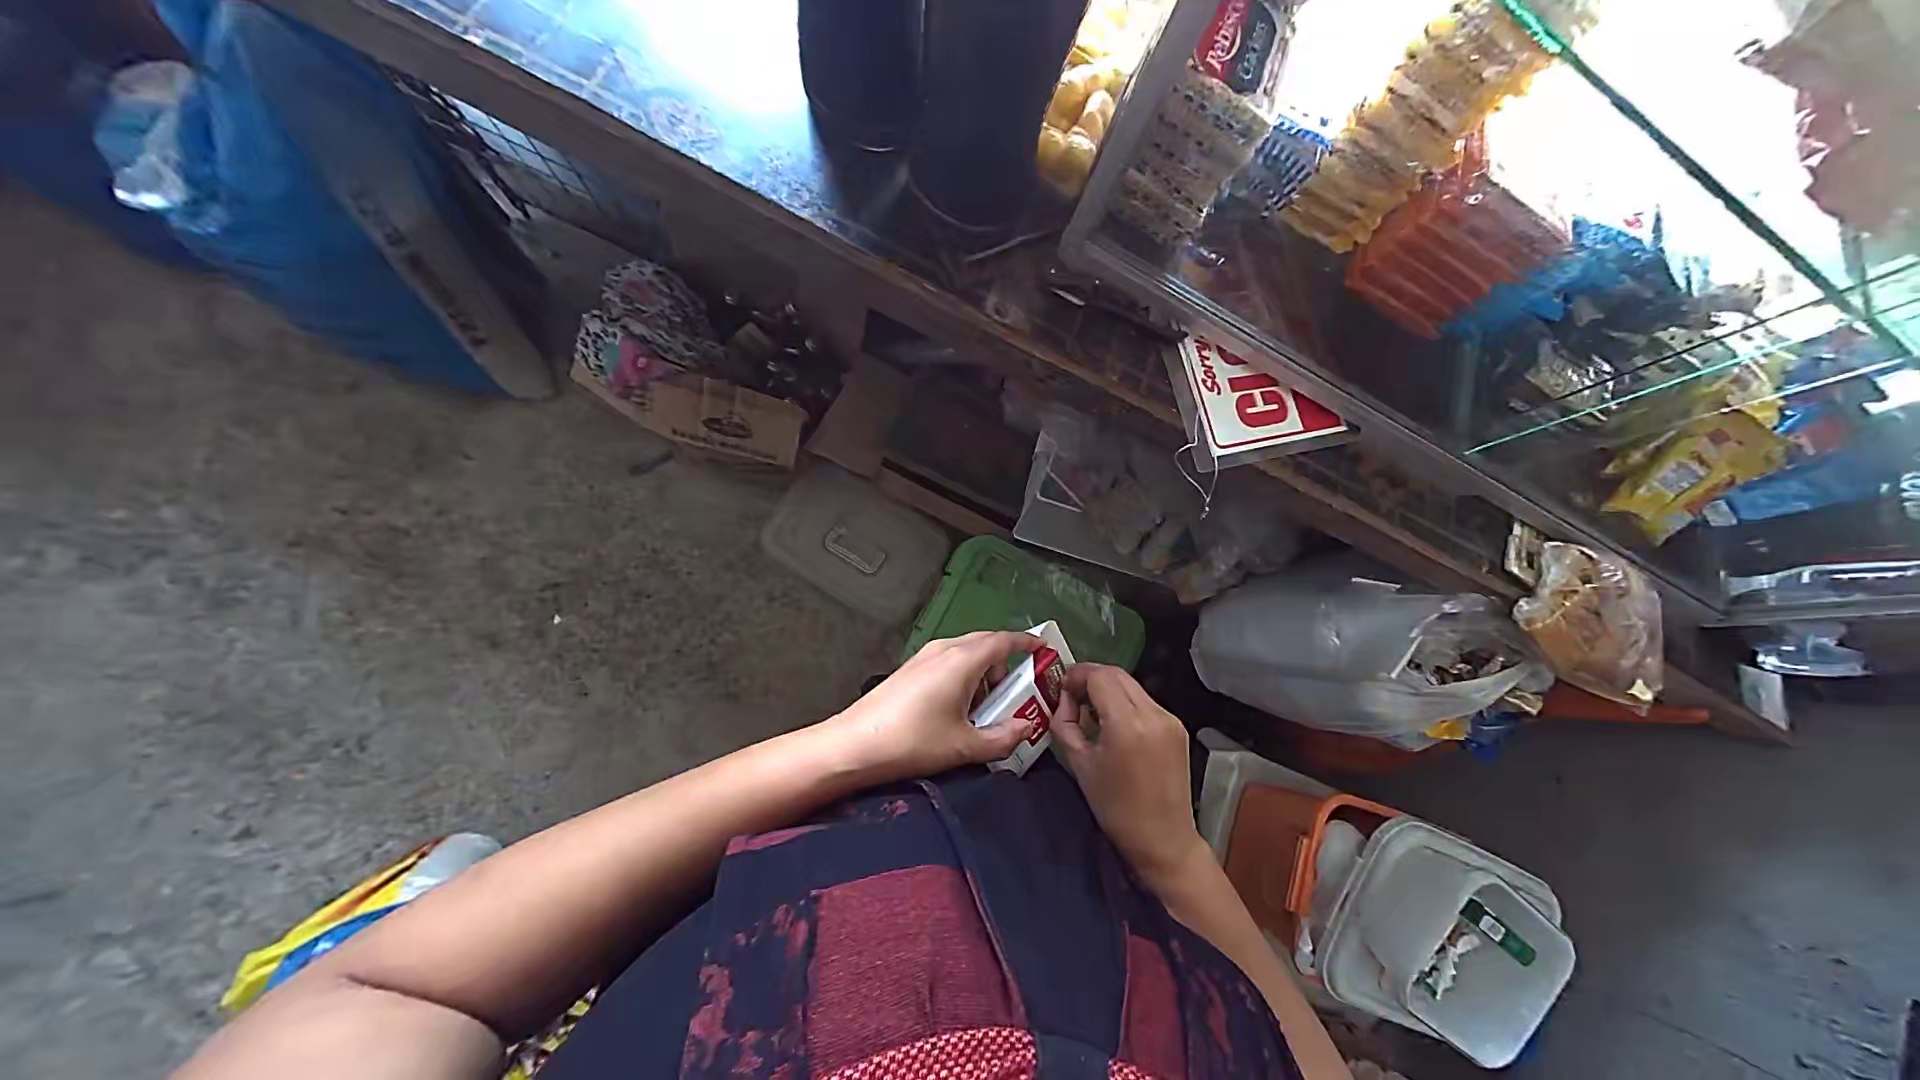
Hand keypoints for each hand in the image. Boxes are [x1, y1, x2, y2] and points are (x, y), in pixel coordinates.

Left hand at [817, 631, 1043, 784]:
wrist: (854, 745)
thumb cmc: (913, 741)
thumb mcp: (965, 746)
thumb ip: (1003, 737)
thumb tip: (1026, 728)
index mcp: (963, 660)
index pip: (1005, 641)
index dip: (1028, 643)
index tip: (1044, 649)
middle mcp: (944, 650)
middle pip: (986, 644)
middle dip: (1007, 663)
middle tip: (1021, 690)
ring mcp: (924, 657)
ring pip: (966, 654)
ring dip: (984, 673)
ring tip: (988, 709)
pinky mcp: (911, 670)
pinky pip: (949, 663)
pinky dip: (964, 677)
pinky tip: (959, 709)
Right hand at [1053, 664, 1208, 892]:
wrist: (1162, 839)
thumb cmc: (1115, 808)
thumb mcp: (1079, 764)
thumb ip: (1065, 724)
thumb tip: (1063, 701)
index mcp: (1127, 724)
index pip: (1099, 676)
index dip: (1076, 676)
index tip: (1061, 689)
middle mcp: (1153, 714)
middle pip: (1116, 674)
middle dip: (1090, 678)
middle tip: (1071, 697)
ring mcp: (1169, 719)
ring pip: (1131, 685)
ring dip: (1107, 689)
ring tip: (1091, 712)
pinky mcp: (1177, 727)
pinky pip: (1144, 701)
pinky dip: (1124, 702)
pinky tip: (1113, 724)